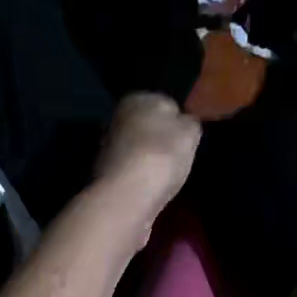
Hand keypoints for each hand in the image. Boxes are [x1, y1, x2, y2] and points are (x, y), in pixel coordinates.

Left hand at [93, 93, 201, 219]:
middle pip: (150, 128)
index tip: (188, 144)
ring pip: (139, 151)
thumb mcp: (190, 133)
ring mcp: (109, 147)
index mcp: (139, 98)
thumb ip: (190, 123)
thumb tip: (185, 122)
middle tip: (177, 162)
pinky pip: (132, 172)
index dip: (181, 125)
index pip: (168, 105)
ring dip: (150, 162)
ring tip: (164, 179)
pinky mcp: (106, 175)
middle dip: (162, 142)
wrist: (127, 198)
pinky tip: (149, 190)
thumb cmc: (162, 157)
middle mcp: (119, 117)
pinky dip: (140, 179)